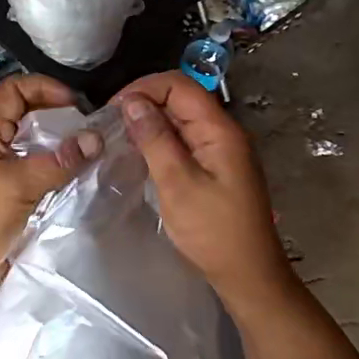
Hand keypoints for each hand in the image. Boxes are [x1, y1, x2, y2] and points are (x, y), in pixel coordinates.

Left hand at [0, 74, 100, 301]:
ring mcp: (4, 173)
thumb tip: (97, 137)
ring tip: (94, 152)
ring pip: (39, 146)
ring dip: (65, 145)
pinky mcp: (14, 197)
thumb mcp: (17, 186)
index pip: (15, 90)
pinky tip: (82, 177)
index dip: (45, 87)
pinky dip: (62, 170)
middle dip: (61, 116)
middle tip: (93, 129)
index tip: (77, 104)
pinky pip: (42, 173)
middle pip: (30, 116)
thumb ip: (58, 161)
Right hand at [114, 72, 290, 300]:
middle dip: (144, 103)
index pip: (180, 85)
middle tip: (110, 126)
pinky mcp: (215, 166)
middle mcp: (223, 132)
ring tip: (119, 139)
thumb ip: (155, 140)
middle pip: (181, 98)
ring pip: (181, 119)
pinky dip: (161, 141)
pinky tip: (140, 155)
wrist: (248, 273)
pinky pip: (185, 140)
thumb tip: (132, 102)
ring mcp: (221, 150)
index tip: (113, 110)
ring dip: (150, 123)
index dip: (144, 88)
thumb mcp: (178, 184)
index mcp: (220, 130)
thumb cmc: (213, 232)